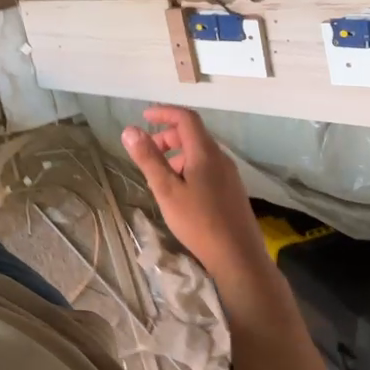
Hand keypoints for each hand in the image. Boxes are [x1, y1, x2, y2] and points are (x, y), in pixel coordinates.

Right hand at [122, 106, 263, 281]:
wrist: (238, 257)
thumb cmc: (198, 222)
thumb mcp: (166, 190)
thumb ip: (148, 159)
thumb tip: (130, 130)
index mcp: (205, 153)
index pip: (186, 118)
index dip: (164, 112)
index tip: (144, 116)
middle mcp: (221, 158)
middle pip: (193, 134)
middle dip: (167, 136)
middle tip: (147, 153)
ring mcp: (229, 175)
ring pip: (200, 153)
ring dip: (176, 155)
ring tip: (160, 177)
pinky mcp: (232, 190)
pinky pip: (207, 167)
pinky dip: (188, 167)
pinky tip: (180, 192)